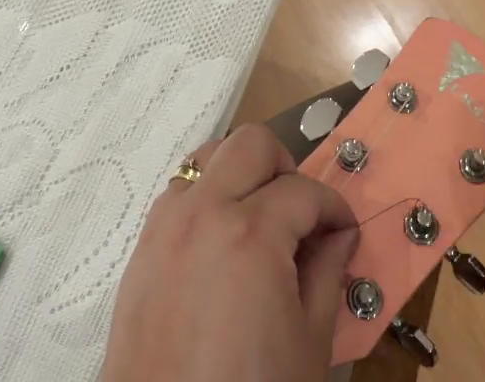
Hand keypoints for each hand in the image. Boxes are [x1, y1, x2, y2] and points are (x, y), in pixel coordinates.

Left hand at [100, 123, 359, 381]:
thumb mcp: (309, 341)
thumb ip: (327, 273)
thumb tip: (337, 236)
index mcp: (251, 234)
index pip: (305, 190)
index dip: (334, 208)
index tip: (343, 230)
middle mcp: (203, 213)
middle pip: (250, 144)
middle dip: (285, 166)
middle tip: (301, 210)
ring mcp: (165, 226)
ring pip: (207, 157)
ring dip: (239, 173)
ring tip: (260, 218)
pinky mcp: (141, 247)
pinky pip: (177, 193)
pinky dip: (205, 196)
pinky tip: (222, 240)